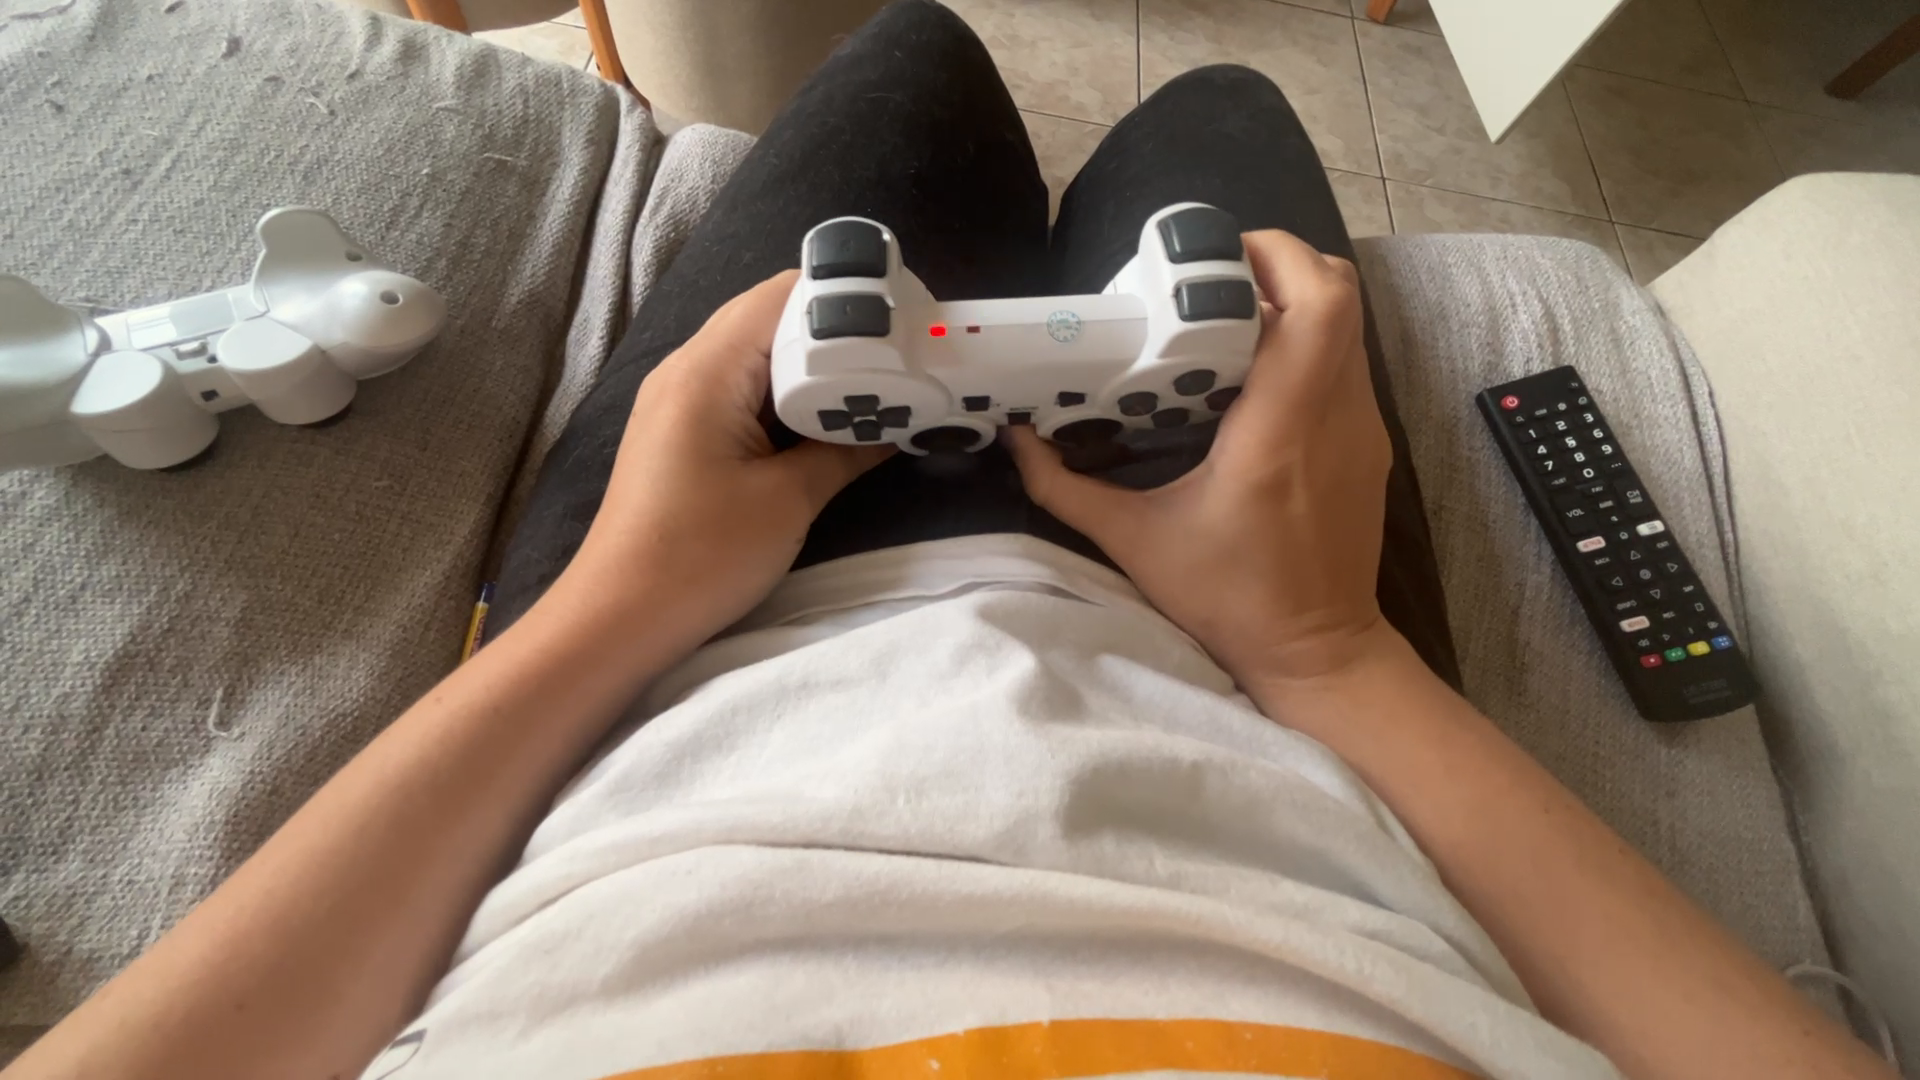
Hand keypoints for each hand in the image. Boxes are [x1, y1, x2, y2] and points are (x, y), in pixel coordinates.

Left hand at [553, 270, 892, 648]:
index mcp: (708, 371)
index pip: (779, 296)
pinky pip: (744, 393)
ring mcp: (682, 401)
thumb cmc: (703, 556)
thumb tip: (896, 424)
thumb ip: (846, 451)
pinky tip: (828, 419)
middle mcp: (687, 370)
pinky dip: (787, 398)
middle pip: (769, 320)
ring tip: (875, 382)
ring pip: (758, 358)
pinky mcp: (686, 433)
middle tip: (899, 353)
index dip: (842, 298)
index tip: (900, 318)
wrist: (623, 617)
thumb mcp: (789, 500)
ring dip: (812, 369)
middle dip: (835, 332)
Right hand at [1007, 229, 1393, 685]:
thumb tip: (1018, 441)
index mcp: (1276, 432)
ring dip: (1291, 303)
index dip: (1274, 255)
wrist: (1317, 649)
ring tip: (1223, 320)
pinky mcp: (1368, 444)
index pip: (1314, 305)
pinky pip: (1344, 363)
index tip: (1214, 254)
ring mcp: (1362, 428)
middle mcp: (1334, 415)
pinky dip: (1304, 344)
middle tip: (1210, 280)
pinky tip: (1251, 378)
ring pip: (1347, 325)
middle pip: (1339, 293)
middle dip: (1278, 264)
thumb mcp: (1134, 543)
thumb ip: (1066, 489)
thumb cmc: (1226, 598)